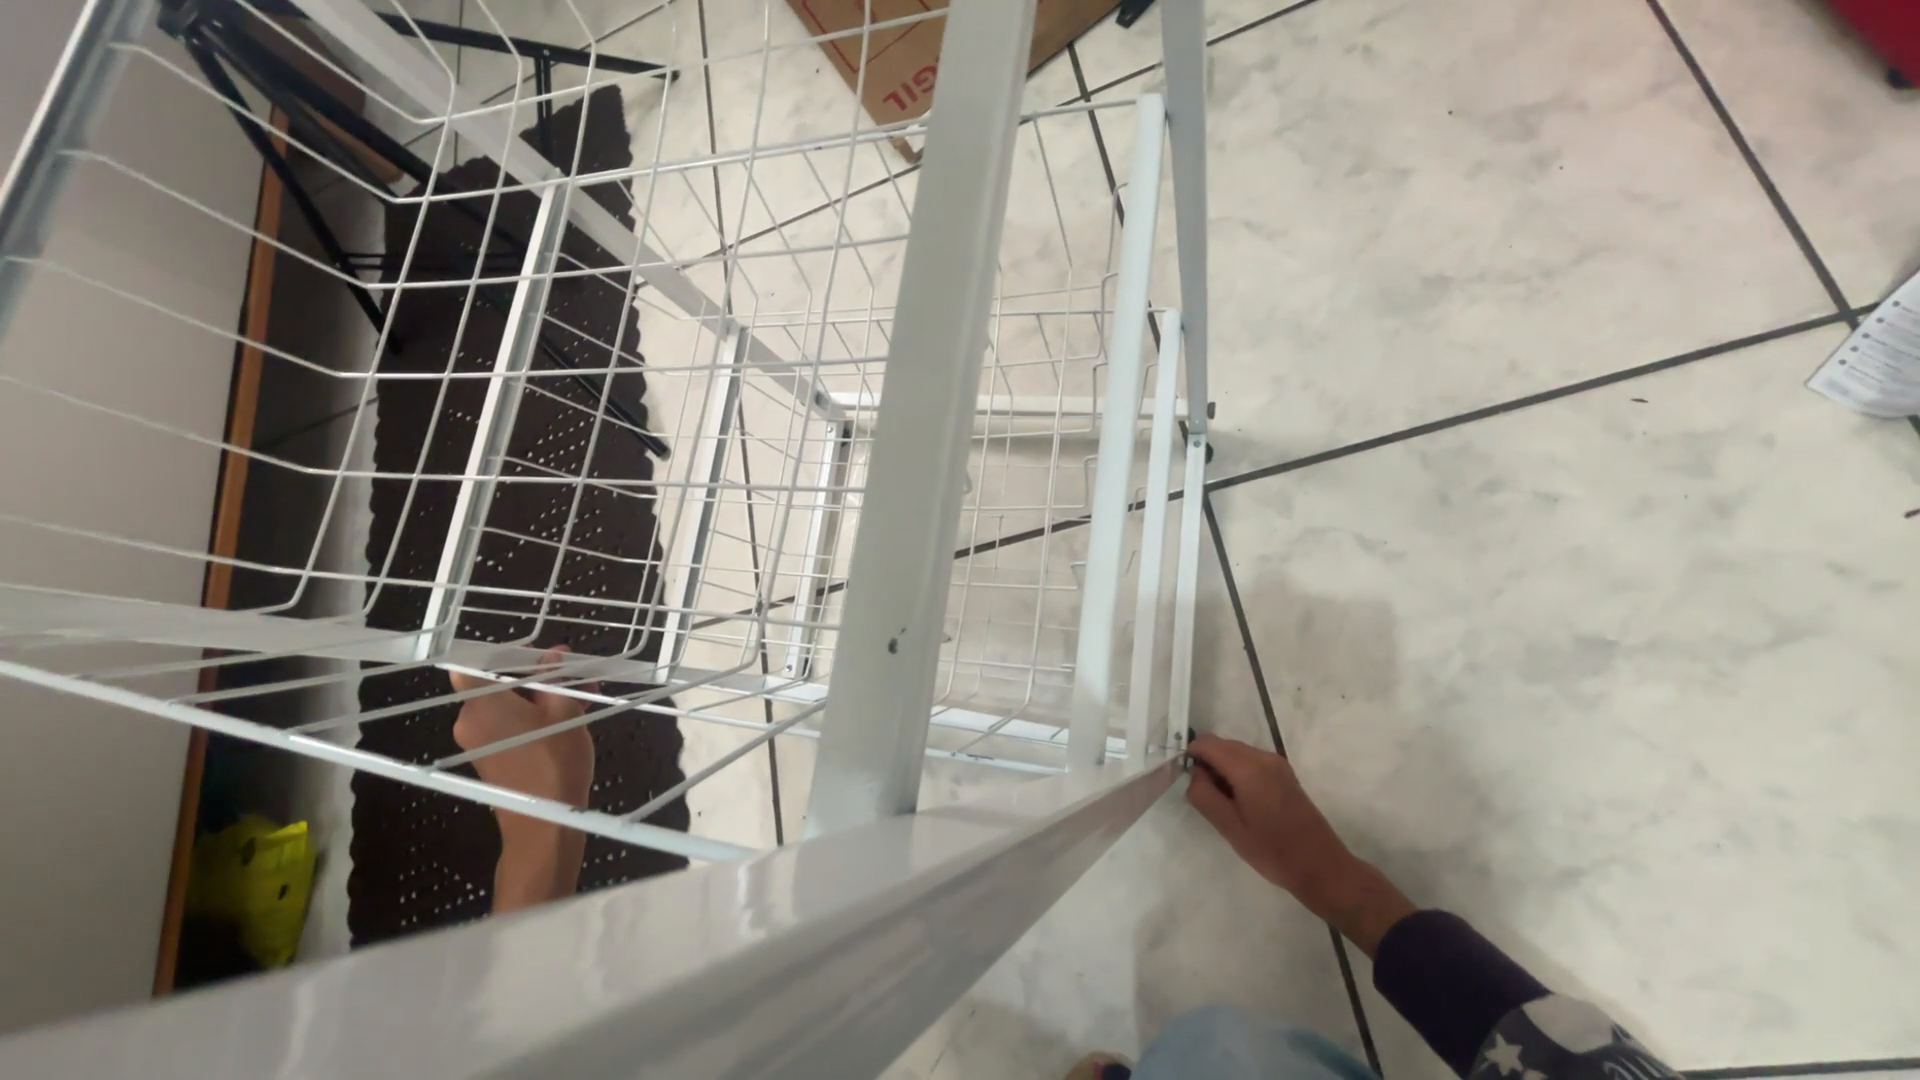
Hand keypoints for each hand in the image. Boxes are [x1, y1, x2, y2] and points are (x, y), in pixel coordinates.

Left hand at [449, 646, 594, 911]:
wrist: (544, 820)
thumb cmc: (553, 760)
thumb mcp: (563, 712)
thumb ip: (555, 680)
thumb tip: (553, 656)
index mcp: (481, 704)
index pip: (473, 665)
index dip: (503, 654)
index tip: (537, 651)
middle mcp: (471, 720)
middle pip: (498, 685)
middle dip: (537, 675)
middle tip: (573, 670)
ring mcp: (480, 741)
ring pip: (510, 705)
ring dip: (544, 696)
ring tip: (584, 692)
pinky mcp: (493, 757)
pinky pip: (512, 724)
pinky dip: (537, 716)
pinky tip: (574, 712)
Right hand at [1186, 734, 1414, 955]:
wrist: (1321, 866)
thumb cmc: (1272, 850)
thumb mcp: (1229, 827)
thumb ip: (1204, 795)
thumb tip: (1195, 774)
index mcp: (1248, 768)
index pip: (1207, 742)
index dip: (1191, 756)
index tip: (1190, 783)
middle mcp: (1264, 757)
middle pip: (1222, 745)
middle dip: (1208, 764)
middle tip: (1209, 800)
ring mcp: (1277, 764)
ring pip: (1236, 753)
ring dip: (1224, 770)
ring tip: (1227, 805)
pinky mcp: (1285, 774)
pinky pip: (1251, 762)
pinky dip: (1239, 773)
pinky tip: (1244, 803)